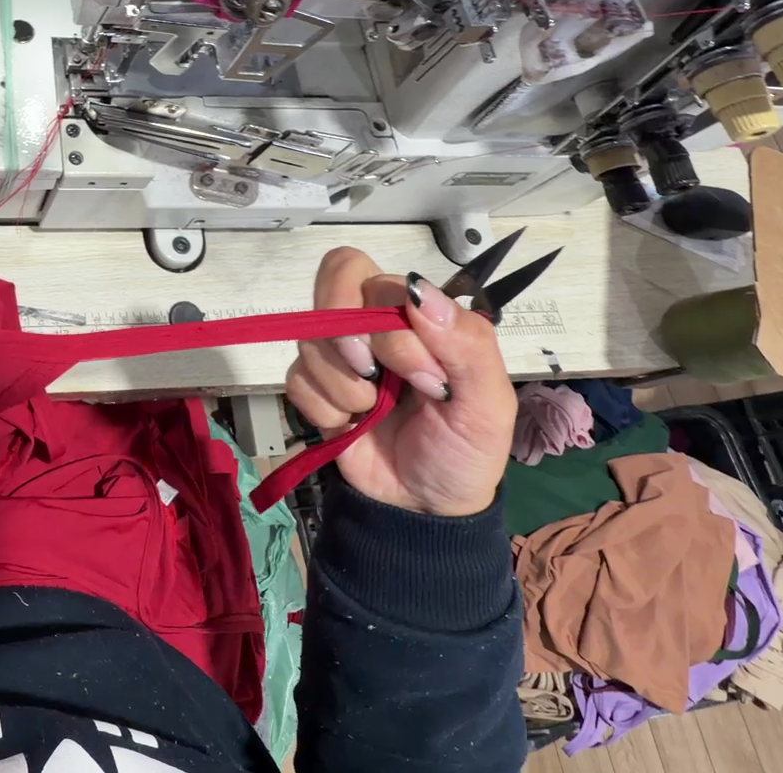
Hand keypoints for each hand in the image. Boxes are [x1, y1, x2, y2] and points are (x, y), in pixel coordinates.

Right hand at [285, 248, 516, 517]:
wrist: (423, 506)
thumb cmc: (464, 451)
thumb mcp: (488, 405)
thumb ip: (467, 344)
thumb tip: (420, 290)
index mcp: (419, 318)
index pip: (383, 281)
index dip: (391, 327)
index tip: (423, 377)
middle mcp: (374, 324)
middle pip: (336, 275)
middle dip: (347, 333)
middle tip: (371, 378)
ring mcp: (338, 353)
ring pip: (311, 338)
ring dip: (344, 387)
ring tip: (370, 413)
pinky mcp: (312, 386)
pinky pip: (295, 378)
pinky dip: (323, 408)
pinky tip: (349, 425)